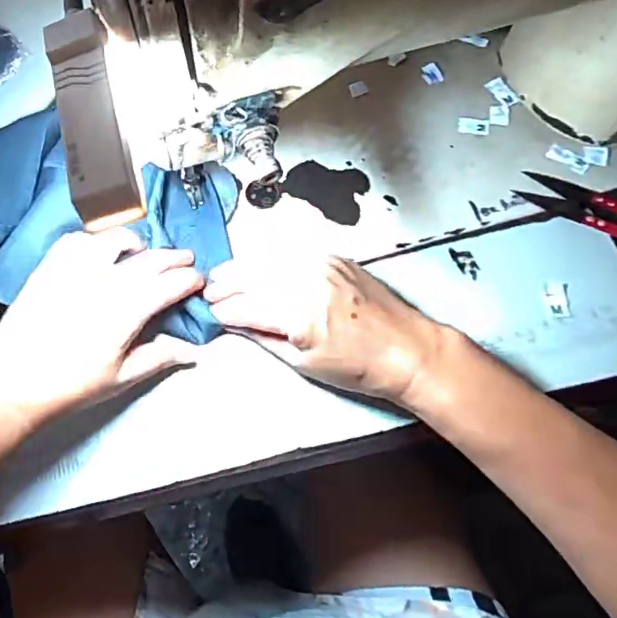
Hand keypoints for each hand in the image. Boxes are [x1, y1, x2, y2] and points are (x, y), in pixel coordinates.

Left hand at [0, 227, 205, 431]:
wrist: (13, 378)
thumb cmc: (69, 384)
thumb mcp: (120, 377)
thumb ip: (158, 357)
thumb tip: (189, 351)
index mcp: (129, 308)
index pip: (171, 283)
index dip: (190, 279)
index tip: (197, 281)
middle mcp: (106, 279)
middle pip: (150, 257)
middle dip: (173, 257)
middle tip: (184, 261)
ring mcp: (76, 267)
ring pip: (114, 239)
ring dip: (135, 243)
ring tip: (141, 250)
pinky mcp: (52, 264)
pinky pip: (78, 239)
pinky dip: (95, 240)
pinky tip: (98, 250)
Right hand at [203, 255, 451, 406]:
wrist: (407, 349)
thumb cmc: (363, 365)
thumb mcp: (304, 363)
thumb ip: (266, 338)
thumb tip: (238, 325)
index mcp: (300, 315)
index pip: (247, 307)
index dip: (224, 311)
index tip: (212, 313)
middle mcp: (309, 283)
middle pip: (252, 276)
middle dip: (226, 284)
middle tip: (210, 292)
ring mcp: (322, 266)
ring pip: (268, 258)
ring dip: (242, 267)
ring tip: (226, 277)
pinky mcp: (333, 258)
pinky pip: (290, 252)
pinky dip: (268, 259)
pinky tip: (257, 265)